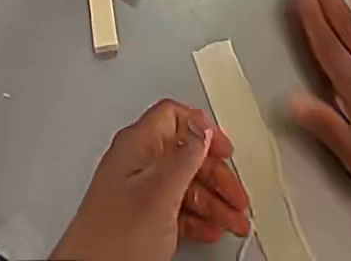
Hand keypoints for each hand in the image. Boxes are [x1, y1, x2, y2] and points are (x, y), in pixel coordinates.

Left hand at [51, 98, 250, 260]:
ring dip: (212, 200)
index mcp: (137, 144)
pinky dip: (197, 216)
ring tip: (233, 219)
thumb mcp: (160, 191)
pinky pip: (176, 207)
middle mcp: (137, 160)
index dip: (201, 128)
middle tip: (236, 195)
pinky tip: (210, 229)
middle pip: (183, 152)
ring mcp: (138, 189)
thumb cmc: (114, 234)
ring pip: (183, 182)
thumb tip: (201, 127)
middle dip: (214, 173)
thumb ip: (184, 156)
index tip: (224, 149)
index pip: (172, 116)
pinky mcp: (141, 215)